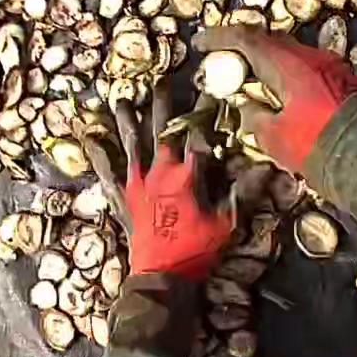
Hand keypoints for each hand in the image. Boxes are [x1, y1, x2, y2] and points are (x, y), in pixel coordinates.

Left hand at [80, 89, 233, 282]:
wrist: (161, 276)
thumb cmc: (196, 250)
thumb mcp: (227, 223)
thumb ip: (245, 192)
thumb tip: (266, 165)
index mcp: (187, 175)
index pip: (198, 134)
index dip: (205, 110)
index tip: (210, 87)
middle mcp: (159, 171)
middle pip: (161, 129)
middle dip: (163, 103)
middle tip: (161, 80)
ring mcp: (137, 182)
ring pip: (132, 143)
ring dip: (128, 119)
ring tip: (122, 98)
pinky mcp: (122, 196)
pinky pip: (107, 171)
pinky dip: (99, 154)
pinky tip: (90, 139)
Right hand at [192, 26, 356, 174]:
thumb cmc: (317, 148)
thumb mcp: (274, 137)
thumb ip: (254, 116)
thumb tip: (246, 105)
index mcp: (289, 65)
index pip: (248, 39)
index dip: (220, 38)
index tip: (200, 44)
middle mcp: (310, 58)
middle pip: (268, 42)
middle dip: (241, 50)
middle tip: (221, 63)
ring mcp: (329, 68)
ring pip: (287, 56)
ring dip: (263, 64)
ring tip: (245, 81)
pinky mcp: (340, 82)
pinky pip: (302, 69)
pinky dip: (281, 75)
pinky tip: (274, 93)